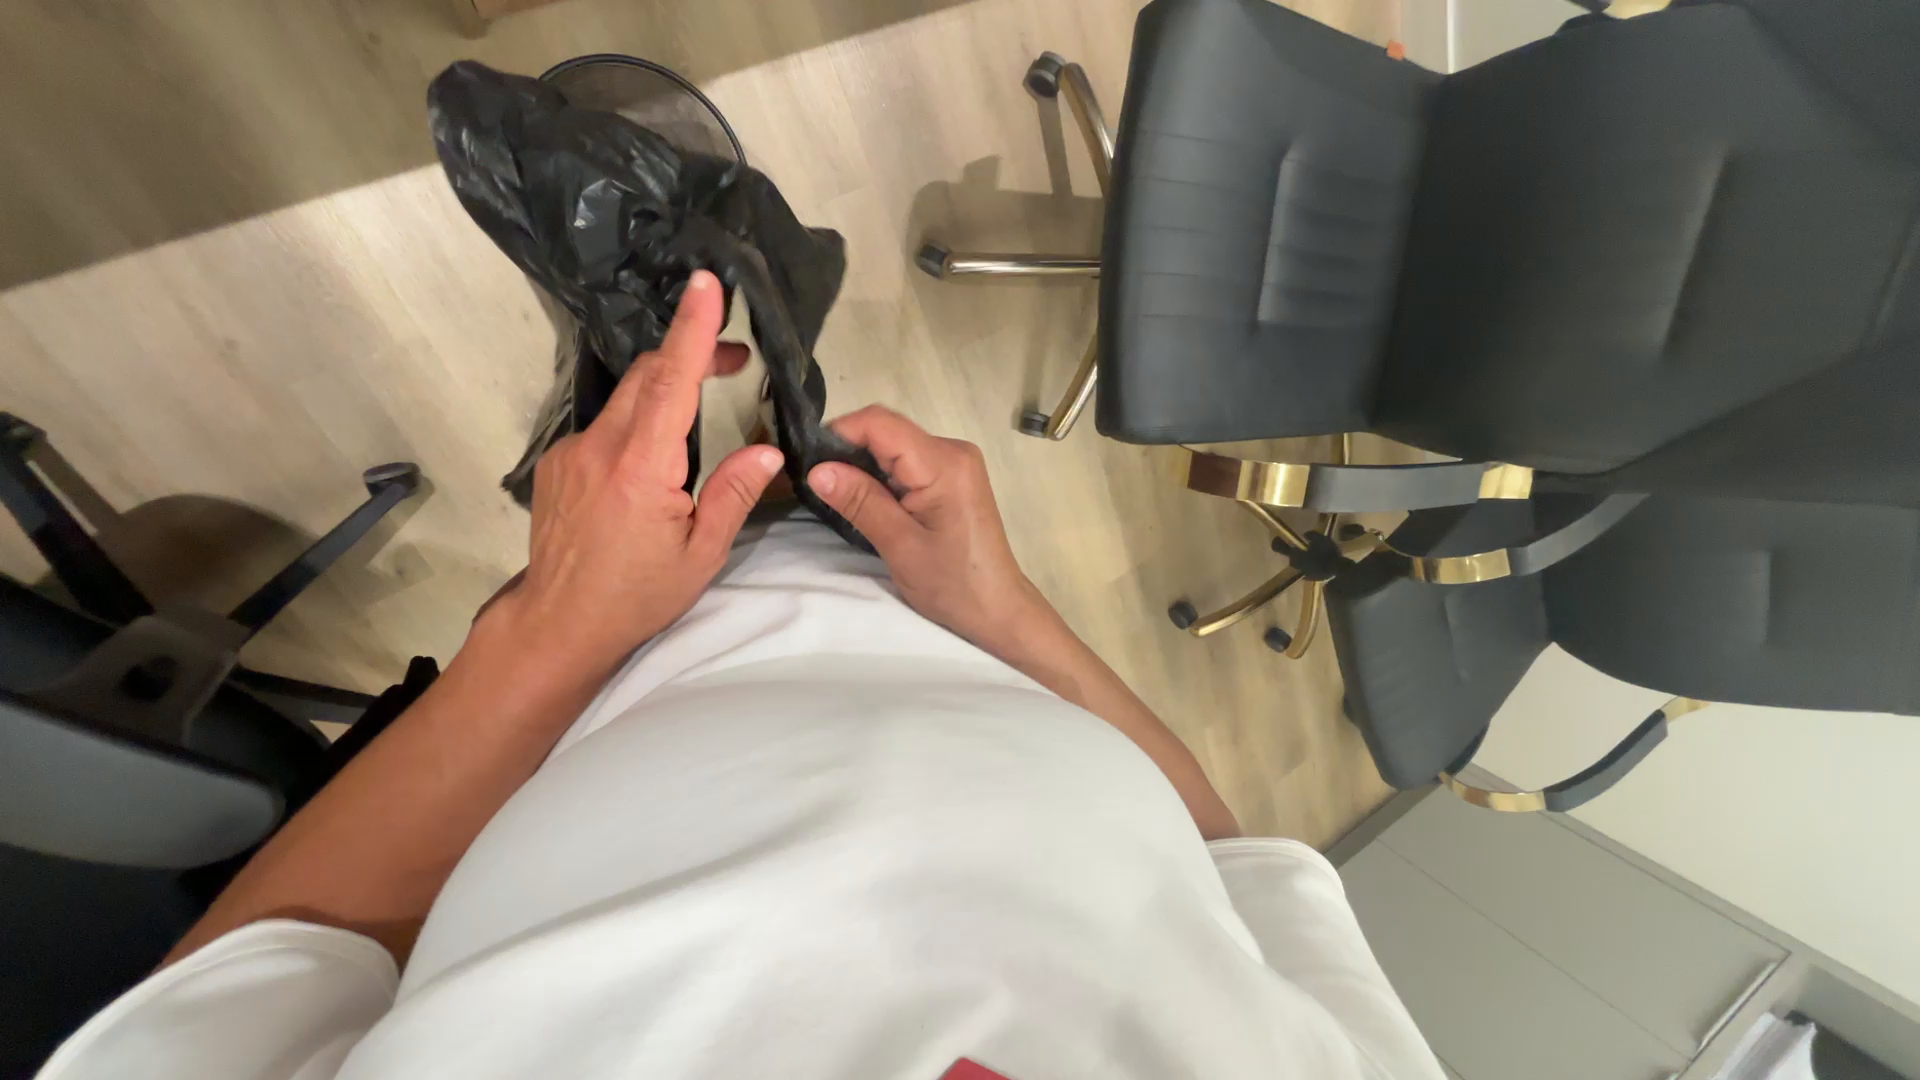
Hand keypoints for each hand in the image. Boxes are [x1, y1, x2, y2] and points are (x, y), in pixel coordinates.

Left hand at [486, 270, 782, 684]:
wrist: (559, 624)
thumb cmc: (639, 594)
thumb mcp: (703, 554)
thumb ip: (734, 495)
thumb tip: (768, 451)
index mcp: (642, 467)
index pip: (671, 381)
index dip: (692, 329)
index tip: (708, 285)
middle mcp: (600, 446)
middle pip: (648, 375)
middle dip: (691, 353)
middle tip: (736, 362)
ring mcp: (571, 451)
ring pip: (626, 400)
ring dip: (666, 390)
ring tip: (701, 416)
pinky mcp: (557, 463)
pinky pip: (606, 425)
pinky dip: (637, 423)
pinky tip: (652, 461)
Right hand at [806, 406, 1052, 655]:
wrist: (998, 608)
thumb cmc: (952, 584)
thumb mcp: (899, 545)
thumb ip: (860, 502)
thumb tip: (816, 470)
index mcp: (944, 464)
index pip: (881, 424)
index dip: (840, 433)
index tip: (810, 461)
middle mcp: (954, 451)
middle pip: (888, 430)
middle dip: (849, 450)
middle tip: (818, 483)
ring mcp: (957, 462)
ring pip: (896, 445)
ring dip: (865, 464)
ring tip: (839, 495)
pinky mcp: (955, 476)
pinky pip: (909, 460)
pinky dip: (884, 475)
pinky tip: (870, 500)